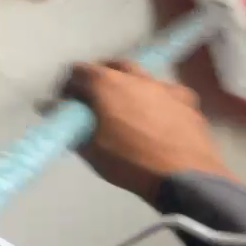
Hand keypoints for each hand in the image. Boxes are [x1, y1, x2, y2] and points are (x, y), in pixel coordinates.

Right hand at [67, 61, 236, 203]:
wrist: (189, 180)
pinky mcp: (192, 106)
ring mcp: (167, 90)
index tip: (68, 102)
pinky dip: (160, 99)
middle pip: (114, 65)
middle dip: (103, 76)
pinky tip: (159, 115)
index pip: (78, 71)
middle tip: (98, 96)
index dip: (70, 85)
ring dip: (133, 85)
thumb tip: (53, 107)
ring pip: (145, 77)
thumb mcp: (87, 146)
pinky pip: (170, 94)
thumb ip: (69, 122)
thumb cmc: (129, 160)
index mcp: (106, 83)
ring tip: (130, 105)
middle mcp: (136, 79)